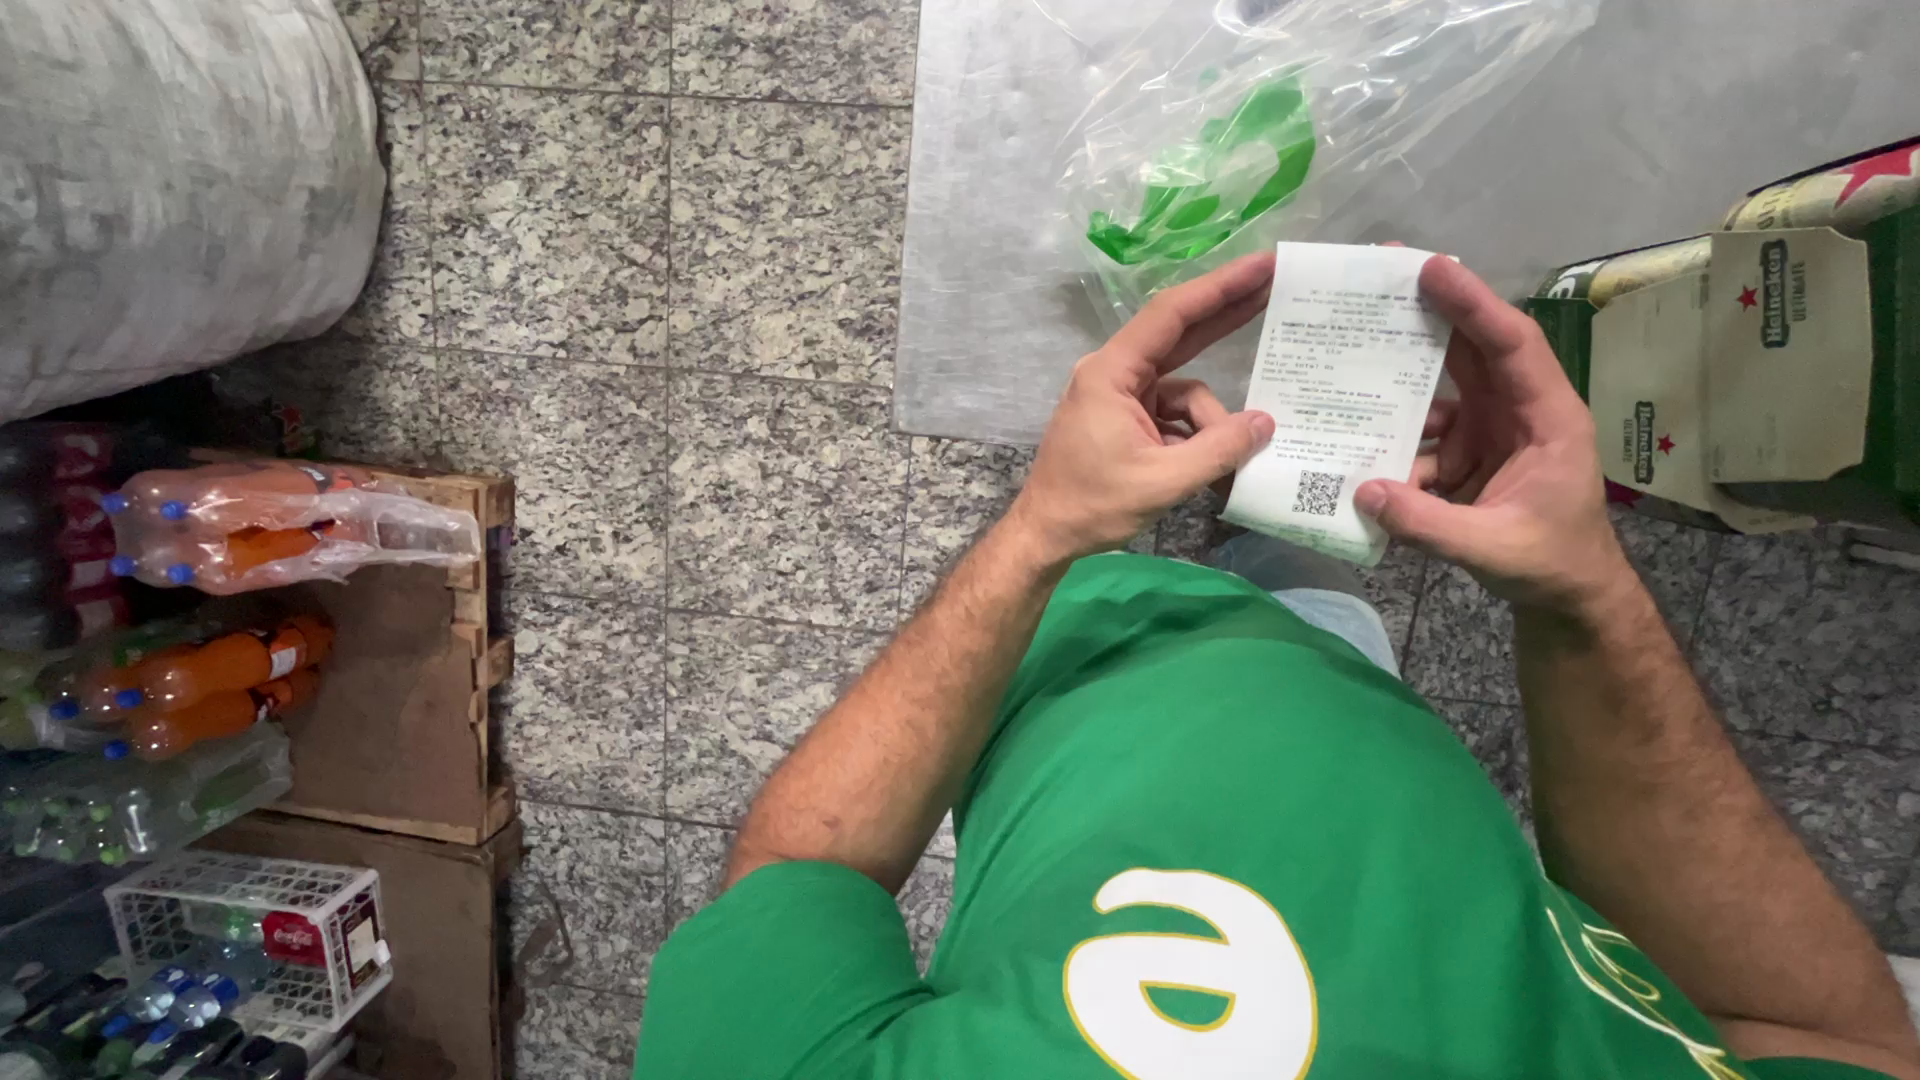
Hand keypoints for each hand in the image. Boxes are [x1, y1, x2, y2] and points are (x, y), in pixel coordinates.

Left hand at [1006, 254, 1278, 565]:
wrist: (1046, 534)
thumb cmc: (1092, 506)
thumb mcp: (1163, 481)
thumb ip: (1219, 450)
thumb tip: (1265, 423)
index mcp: (1111, 374)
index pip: (1171, 314)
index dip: (1220, 286)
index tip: (1263, 264)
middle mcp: (1114, 374)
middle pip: (1180, 335)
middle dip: (1228, 316)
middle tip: (1278, 287)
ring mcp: (1120, 398)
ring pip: (1184, 391)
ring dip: (1210, 423)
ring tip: (1232, 458)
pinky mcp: (1125, 421)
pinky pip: (1173, 417)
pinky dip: (1193, 438)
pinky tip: (1209, 466)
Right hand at [1354, 256, 1632, 615]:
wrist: (1565, 594)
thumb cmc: (1549, 564)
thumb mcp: (1491, 548)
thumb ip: (1426, 524)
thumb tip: (1362, 491)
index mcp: (1547, 418)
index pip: (1511, 346)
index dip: (1472, 305)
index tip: (1429, 269)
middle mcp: (1517, 412)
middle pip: (1472, 348)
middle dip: (1430, 312)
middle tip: (1381, 278)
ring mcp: (1487, 432)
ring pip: (1437, 392)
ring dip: (1396, 386)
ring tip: (1346, 374)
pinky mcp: (1462, 455)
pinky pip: (1418, 437)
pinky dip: (1390, 444)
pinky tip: (1359, 457)